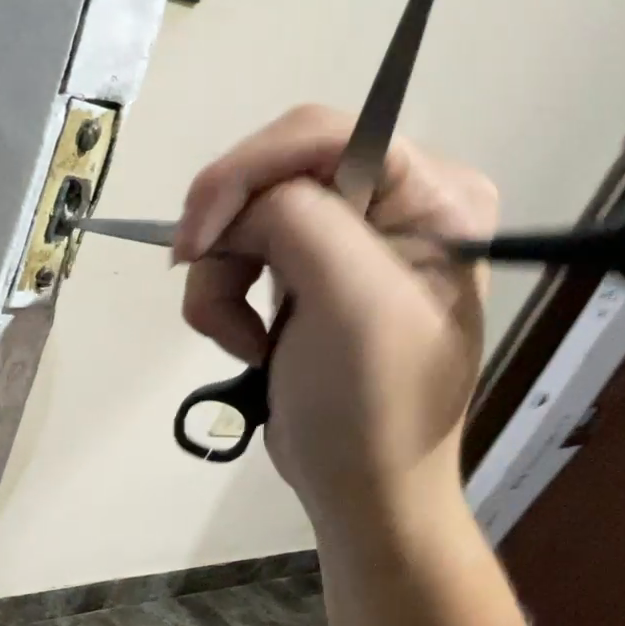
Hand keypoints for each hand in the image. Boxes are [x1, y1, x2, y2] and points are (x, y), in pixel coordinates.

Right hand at [173, 106, 498, 524]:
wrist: (364, 490)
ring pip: (242, 225)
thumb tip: (237, 214)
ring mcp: (344, 248)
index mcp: (430, 196)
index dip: (242, 176)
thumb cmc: (370, 406)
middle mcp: (391, 207)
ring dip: (220, 284)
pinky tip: (249, 347)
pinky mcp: (305, 284)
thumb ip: (297, 221)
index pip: (318, 135)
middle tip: (212, 301)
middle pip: (271, 178)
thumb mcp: (349, 302)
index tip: (194, 244)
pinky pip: (239, 263)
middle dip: (227, 242)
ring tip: (241, 342)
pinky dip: (223, 305)